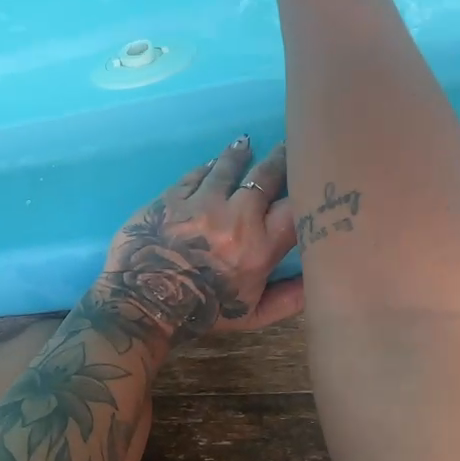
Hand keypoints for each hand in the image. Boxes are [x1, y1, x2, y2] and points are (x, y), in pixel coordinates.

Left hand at [97, 137, 303, 342]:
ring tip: (246, 143)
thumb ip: (289, 298)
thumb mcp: (253, 316)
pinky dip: (207, 167)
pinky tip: (212, 162)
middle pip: (265, 177)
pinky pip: (194, 175)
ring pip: (227, 168)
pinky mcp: (170, 198)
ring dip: (240, 154)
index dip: (308, 189)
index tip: (314, 178)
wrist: (142, 303)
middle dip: (280, 159)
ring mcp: (200, 204)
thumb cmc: (200, 313)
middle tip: (289, 145)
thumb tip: (318, 279)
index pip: (296, 207)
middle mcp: (234, 218)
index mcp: (260, 248)